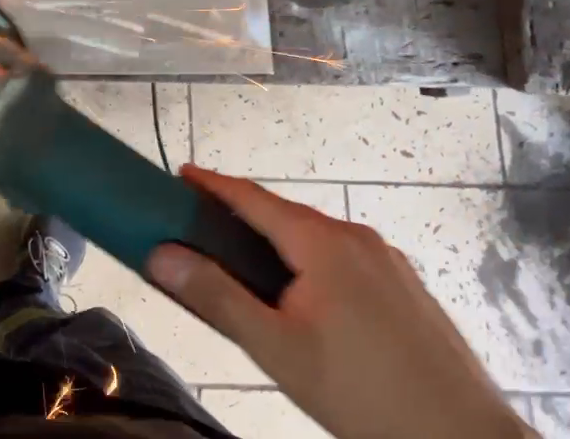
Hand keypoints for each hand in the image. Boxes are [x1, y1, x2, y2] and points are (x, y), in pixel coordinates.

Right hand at [147, 167, 532, 438]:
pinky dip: (310, 261)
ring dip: (277, 242)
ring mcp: (390, 261)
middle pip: (285, 214)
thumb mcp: (276, 349)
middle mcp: (357, 237)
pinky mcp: (409, 288)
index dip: (213, 184)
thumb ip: (216, 297)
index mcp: (322, 241)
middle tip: (203, 231)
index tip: (180, 175)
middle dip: (242, 216)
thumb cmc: (361, 393)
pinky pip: (345, 258)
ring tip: (247, 269)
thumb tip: (160, 254)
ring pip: (317, 238)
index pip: (253, 197)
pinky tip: (306, 299)